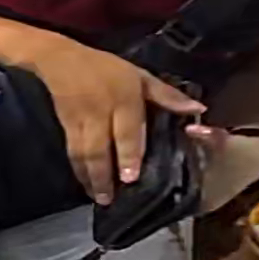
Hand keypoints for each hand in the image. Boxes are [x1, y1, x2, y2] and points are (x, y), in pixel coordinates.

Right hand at [22, 36, 204, 203]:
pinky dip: (77, 168)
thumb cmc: (104, 68)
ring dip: (88, 177)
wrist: (60, 61)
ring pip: (82, 154)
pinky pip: (72, 151)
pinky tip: (83, 180)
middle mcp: (101, 114)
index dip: (127, 155)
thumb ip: (166, 95)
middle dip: (102, 175)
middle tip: (107, 199)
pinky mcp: (65, 126)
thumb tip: (198, 110)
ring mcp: (80, 122)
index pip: (127, 132)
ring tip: (96, 197)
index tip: (129, 178)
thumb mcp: (139, 75)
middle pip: (98, 149)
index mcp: (123, 100)